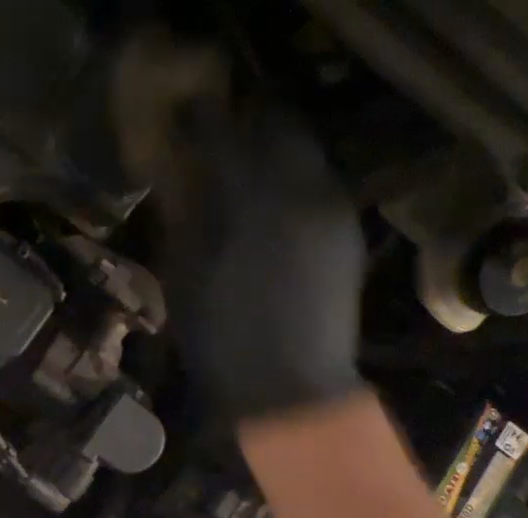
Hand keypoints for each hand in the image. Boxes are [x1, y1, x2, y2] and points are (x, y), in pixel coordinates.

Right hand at [155, 105, 366, 422]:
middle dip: (245, 126)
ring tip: (241, 169)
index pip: (228, 132)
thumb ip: (185, 216)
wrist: (291, 389)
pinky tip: (268, 206)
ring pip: (302, 153)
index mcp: (254, 200)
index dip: (203, 120)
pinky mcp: (347, 232)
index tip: (183, 117)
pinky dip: (289, 181)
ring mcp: (333, 208)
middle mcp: (304, 190)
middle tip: (216, 137)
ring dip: (271, 152)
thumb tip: (180, 171)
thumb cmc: (221, 340)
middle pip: (277, 129)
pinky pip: (316, 183)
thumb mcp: (186, 278)